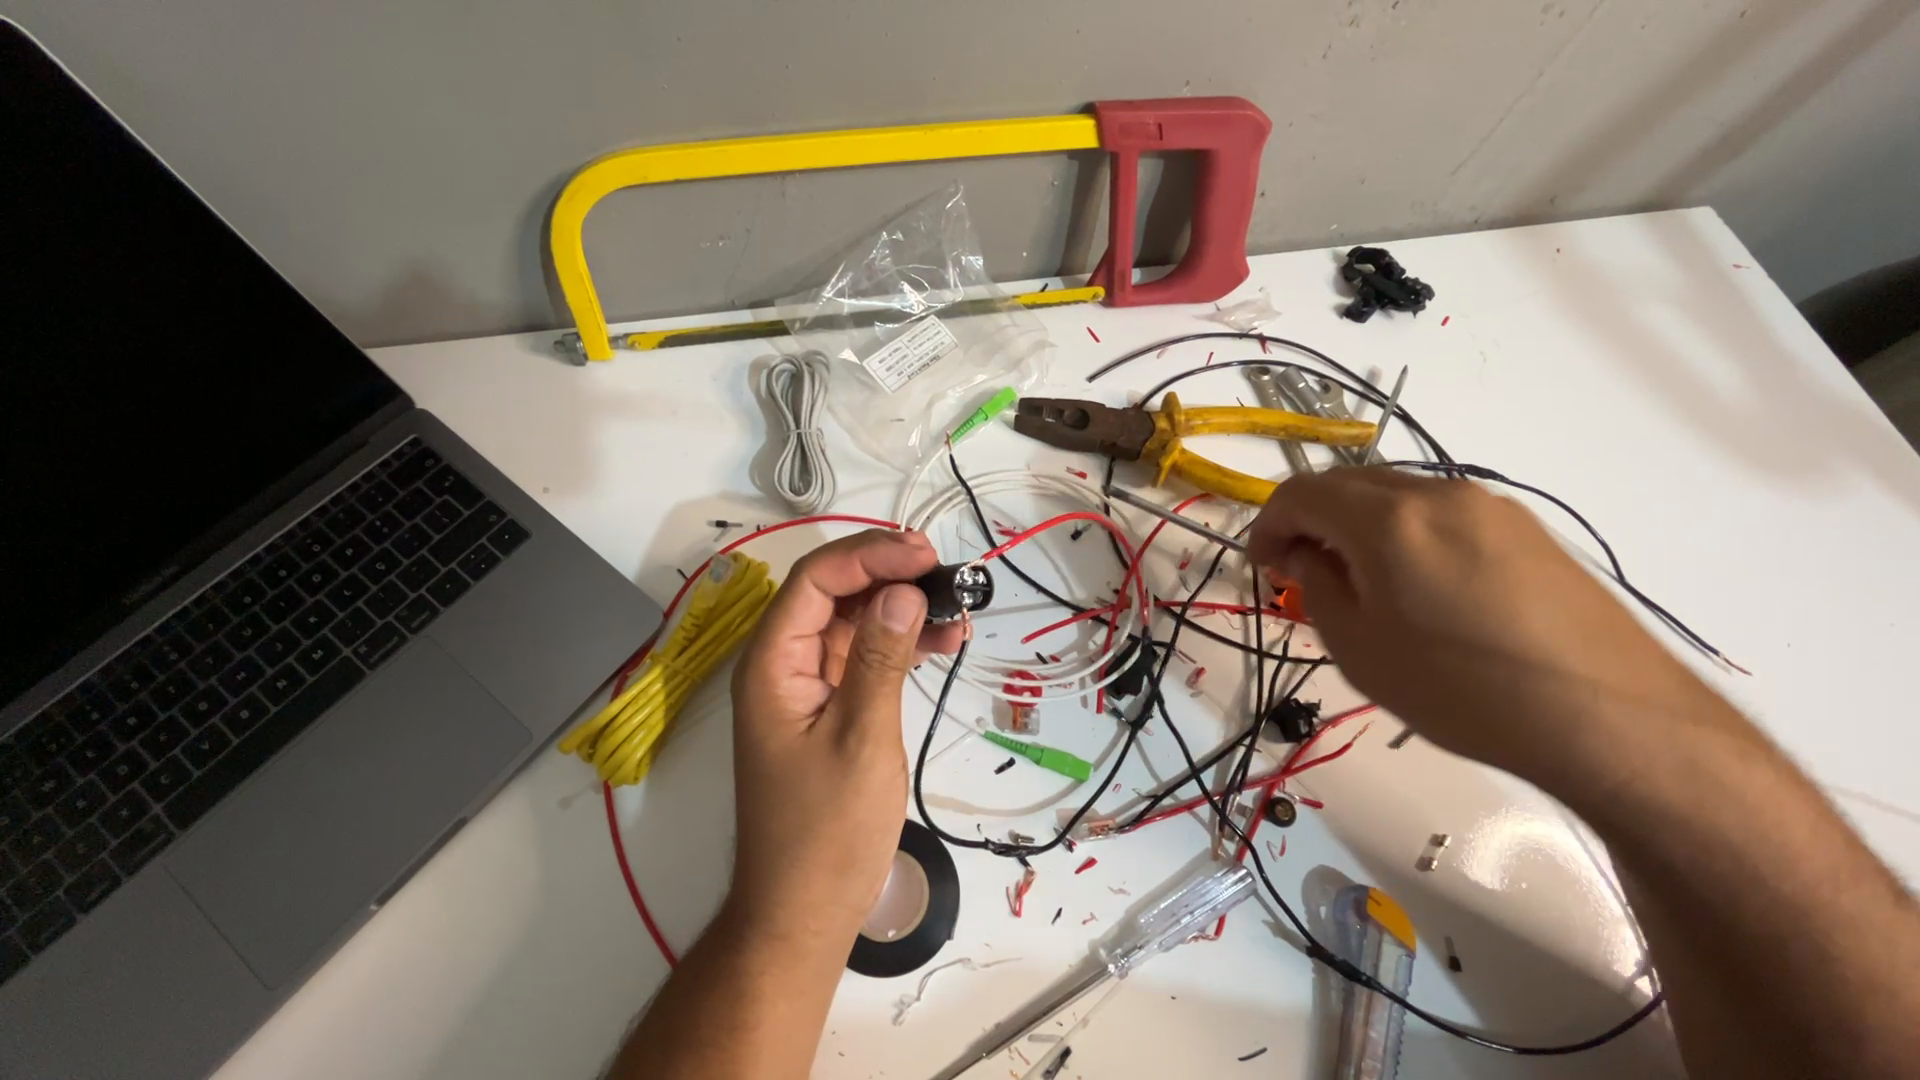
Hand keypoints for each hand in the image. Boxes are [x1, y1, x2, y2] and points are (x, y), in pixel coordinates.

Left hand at [726, 530, 963, 942]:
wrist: (803, 910)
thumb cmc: (827, 832)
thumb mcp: (861, 738)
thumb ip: (879, 659)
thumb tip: (901, 590)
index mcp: (773, 663)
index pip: (816, 581)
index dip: (870, 556)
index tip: (926, 554)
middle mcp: (784, 665)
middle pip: (833, 594)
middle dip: (889, 576)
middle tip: (947, 577)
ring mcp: (806, 687)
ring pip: (853, 623)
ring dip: (901, 610)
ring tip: (957, 613)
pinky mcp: (829, 709)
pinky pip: (864, 658)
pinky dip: (900, 647)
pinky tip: (941, 644)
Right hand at [1247, 468, 1720, 786]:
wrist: (1608, 719)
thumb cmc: (1460, 690)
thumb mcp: (1358, 649)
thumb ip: (1318, 589)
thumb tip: (1311, 559)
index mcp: (1387, 517)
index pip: (1300, 494)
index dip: (1267, 526)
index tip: (1263, 569)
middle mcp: (1439, 492)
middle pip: (1348, 485)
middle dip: (1311, 522)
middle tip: (1301, 574)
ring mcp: (1490, 506)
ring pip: (1397, 497)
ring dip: (1358, 527)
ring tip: (1360, 584)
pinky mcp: (1527, 530)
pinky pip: (1441, 514)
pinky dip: (1406, 535)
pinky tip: (1418, 587)